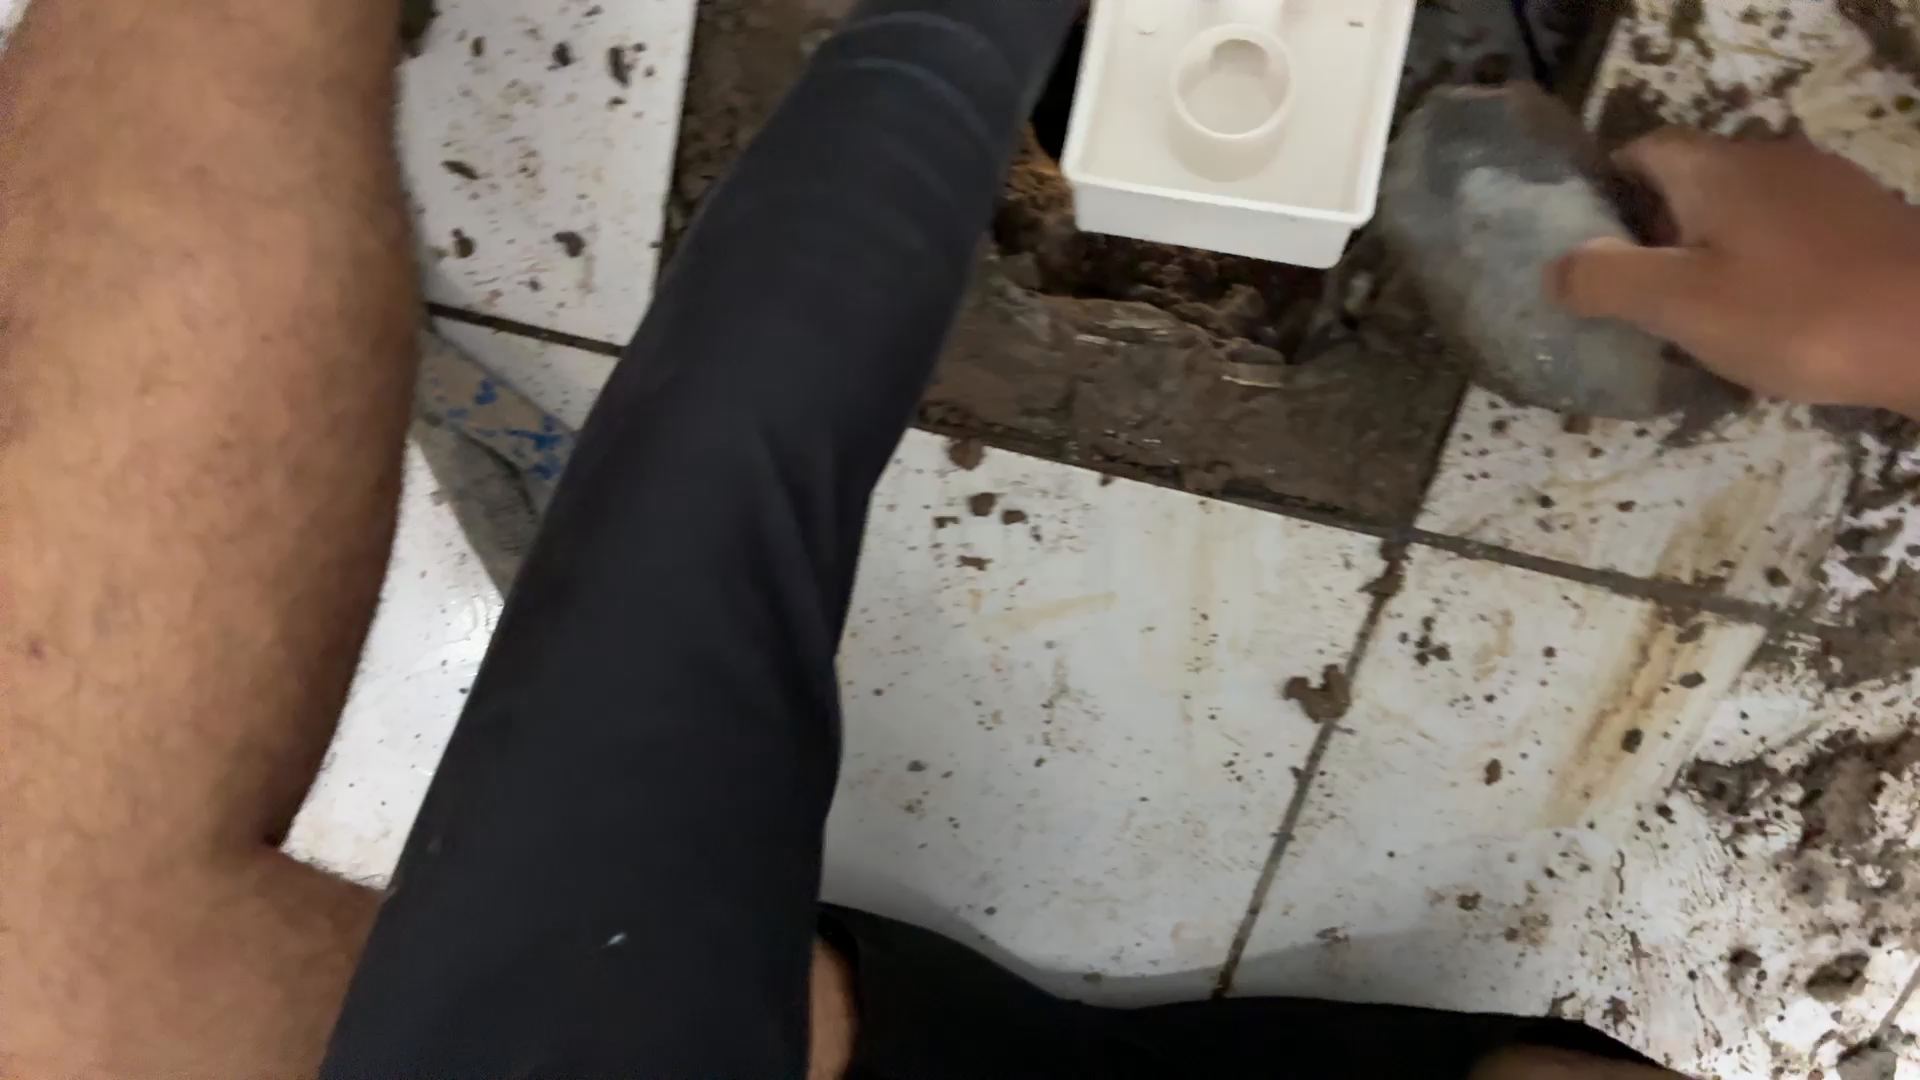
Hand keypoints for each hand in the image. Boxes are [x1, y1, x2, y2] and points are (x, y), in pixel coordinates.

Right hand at [1546, 129, 1919, 415]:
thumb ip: (1600, 278)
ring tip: (1650, 304)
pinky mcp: (1845, 227)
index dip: (1597, 187)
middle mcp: (1771, 164)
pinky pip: (1760, 233)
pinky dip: (1725, 262)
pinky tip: (1718, 308)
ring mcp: (1817, 194)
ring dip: (1677, 249)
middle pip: (1678, 182)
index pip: (1642, 151)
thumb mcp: (1674, 302)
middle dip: (1630, 227)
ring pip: (1719, 210)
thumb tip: (1553, 268)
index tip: (1566, 239)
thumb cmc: (1795, 314)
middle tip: (1597, 285)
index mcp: (1721, 171)